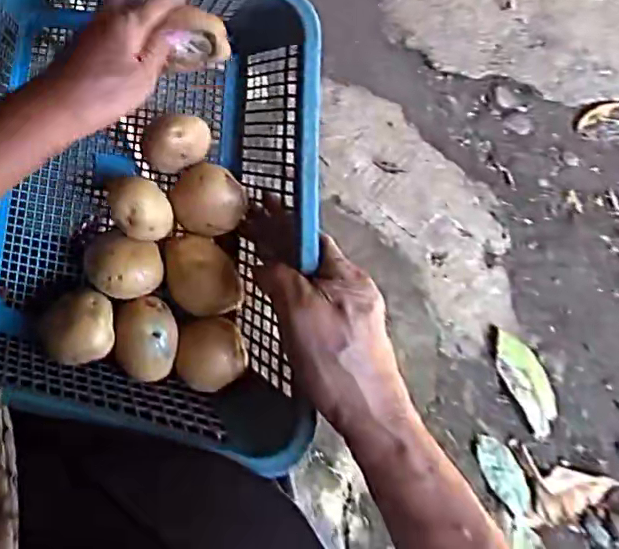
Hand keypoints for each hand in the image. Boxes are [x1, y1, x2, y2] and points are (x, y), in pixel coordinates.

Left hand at [34, 0, 185, 133]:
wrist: (55, 105)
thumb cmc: (104, 94)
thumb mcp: (143, 78)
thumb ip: (158, 51)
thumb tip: (173, 31)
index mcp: (128, 22)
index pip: (158, 2)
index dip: (175, 2)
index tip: (187, 6)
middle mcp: (106, 18)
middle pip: (130, 0)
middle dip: (148, 6)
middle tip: (164, 24)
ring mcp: (88, 29)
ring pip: (112, 12)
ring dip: (130, 18)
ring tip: (146, 39)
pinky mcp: (77, 43)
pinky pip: (102, 27)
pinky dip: (116, 31)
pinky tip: (123, 51)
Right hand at [256, 232, 417, 438]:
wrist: (370, 417)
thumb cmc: (335, 360)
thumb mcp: (298, 308)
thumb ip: (278, 275)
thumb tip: (263, 263)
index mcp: (348, 277)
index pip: (310, 236)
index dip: (283, 218)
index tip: (260, 201)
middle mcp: (352, 288)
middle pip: (308, 253)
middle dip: (279, 236)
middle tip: (248, 221)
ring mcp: (349, 311)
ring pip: (308, 275)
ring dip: (281, 260)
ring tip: (253, 249)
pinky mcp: (342, 330)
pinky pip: (309, 294)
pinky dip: (287, 283)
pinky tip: (270, 286)